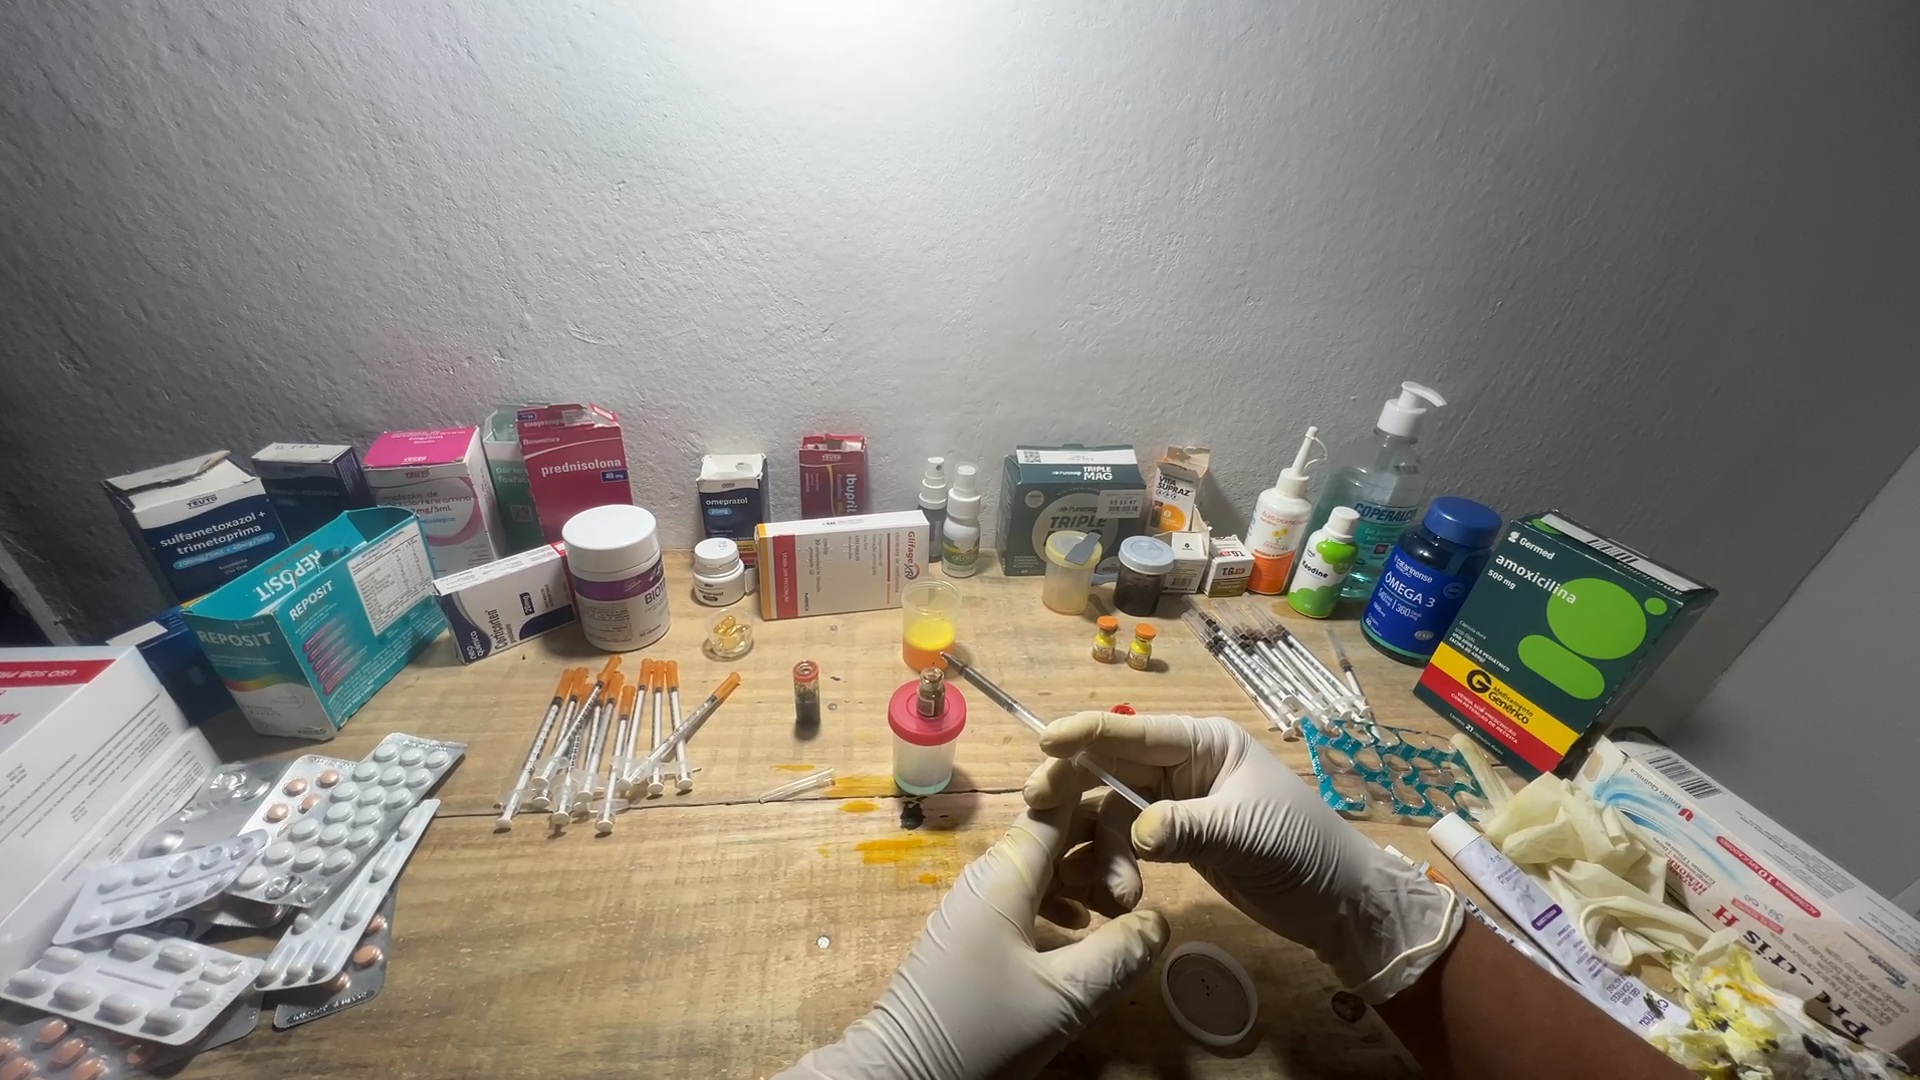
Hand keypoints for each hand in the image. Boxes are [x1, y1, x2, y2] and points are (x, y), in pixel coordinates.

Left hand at [777, 802, 1168, 1079]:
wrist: (904, 1068)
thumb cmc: (982, 1025)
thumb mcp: (1062, 997)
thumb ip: (1117, 954)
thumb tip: (1158, 920)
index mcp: (1008, 870)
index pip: (1058, 804)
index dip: (1096, 795)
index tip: (1138, 805)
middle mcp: (993, 871)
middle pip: (1055, 833)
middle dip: (1100, 851)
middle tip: (1133, 897)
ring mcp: (981, 897)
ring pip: (1043, 865)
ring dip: (1084, 880)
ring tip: (1118, 913)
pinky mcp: (977, 926)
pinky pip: (1028, 894)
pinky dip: (1062, 902)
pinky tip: (1083, 930)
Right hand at [1023, 711, 1458, 1002]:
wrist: (1340, 906)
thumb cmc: (1303, 850)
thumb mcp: (1246, 833)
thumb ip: (1186, 828)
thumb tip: (1134, 835)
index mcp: (1201, 743)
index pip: (1132, 730)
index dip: (1085, 733)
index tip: (1044, 742)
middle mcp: (1181, 764)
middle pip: (1112, 768)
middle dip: (1075, 787)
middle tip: (1037, 807)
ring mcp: (1176, 801)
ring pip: (1115, 812)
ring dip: (1103, 847)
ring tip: (1108, 889)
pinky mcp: (1174, 837)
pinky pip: (1128, 841)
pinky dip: (1116, 864)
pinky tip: (1111, 893)